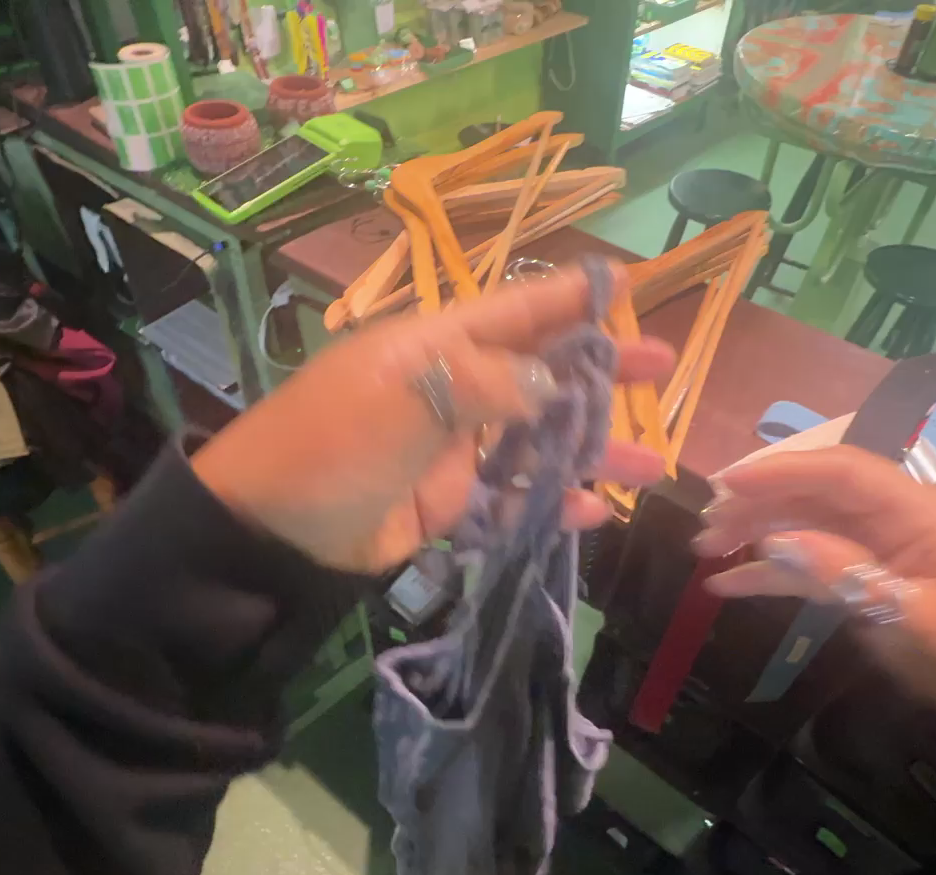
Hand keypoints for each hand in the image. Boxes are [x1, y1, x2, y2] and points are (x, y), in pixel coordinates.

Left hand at [193, 265, 672, 571]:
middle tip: (660, 370)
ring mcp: (453, 451)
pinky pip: (511, 503)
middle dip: (599, 373)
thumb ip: (490, 385)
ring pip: (536, 444)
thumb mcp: (410, 395)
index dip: (569, 297)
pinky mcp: (449, 505)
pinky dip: (549, 507)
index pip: (517, 310)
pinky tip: (591, 514)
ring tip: (647, 464)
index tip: (626, 286)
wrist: (275, 526)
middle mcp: (454, 390)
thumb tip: (559, 384)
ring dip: (588, 451)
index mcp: (439, 346)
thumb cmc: (336, 441)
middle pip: (540, 375)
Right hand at [693, 446, 935, 713]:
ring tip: (705, 548)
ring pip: (808, 525)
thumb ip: (848, 576)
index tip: (726, 482)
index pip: (842, 472)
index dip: (781, 469)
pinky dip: (774, 573)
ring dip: (757, 533)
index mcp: (921, 512)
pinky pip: (815, 564)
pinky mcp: (872, 577)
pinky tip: (729, 584)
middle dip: (758, 503)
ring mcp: (882, 548)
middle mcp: (897, 518)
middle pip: (817, 494)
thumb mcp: (919, 619)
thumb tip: (776, 543)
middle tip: (705, 524)